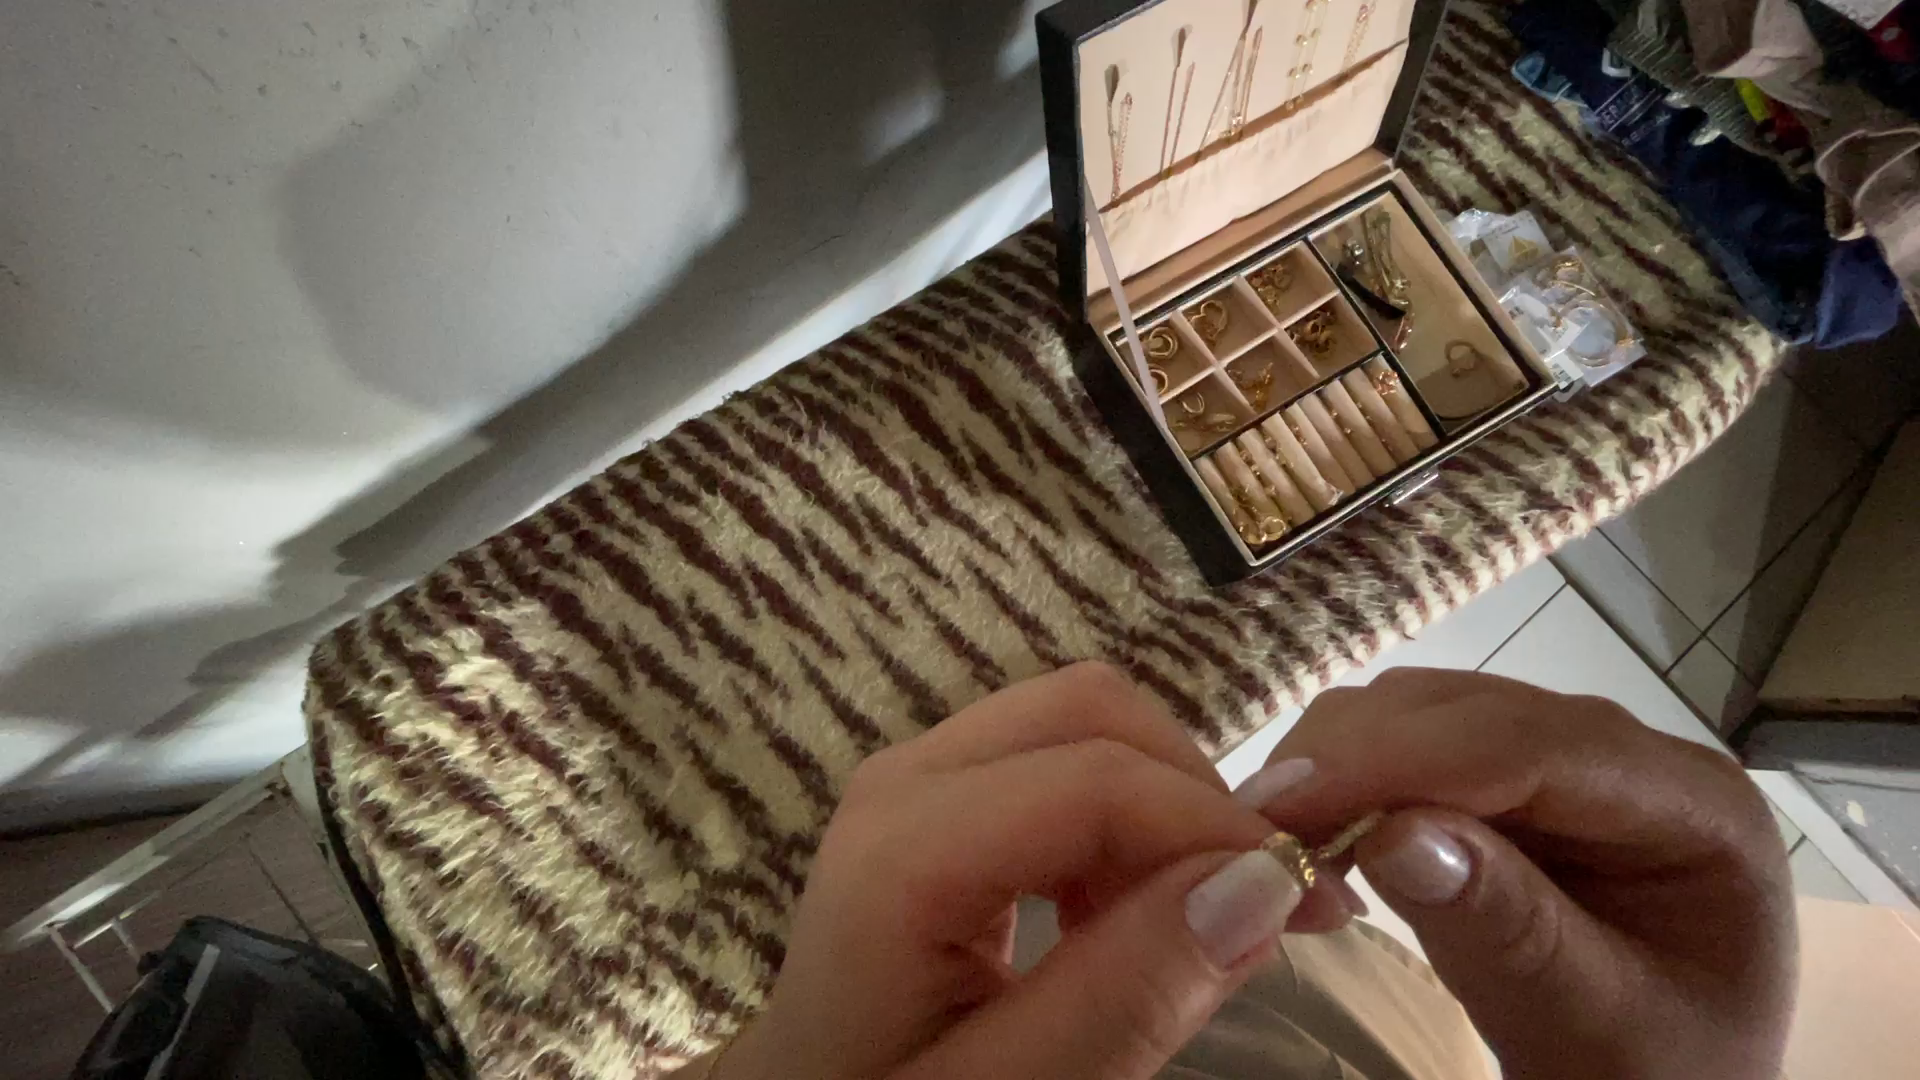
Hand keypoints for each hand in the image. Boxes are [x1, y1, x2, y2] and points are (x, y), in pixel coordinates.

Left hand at [711, 662, 1308, 1079]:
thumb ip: (1130, 991)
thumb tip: (1261, 881)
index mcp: (903, 846)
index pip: (1093, 779)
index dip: (1214, 825)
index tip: (1306, 899)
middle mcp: (907, 770)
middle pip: (1087, 708)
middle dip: (1191, 790)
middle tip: (1251, 903)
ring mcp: (921, 764)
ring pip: (1081, 718)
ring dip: (1158, 801)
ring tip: (1174, 920)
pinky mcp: (942, 780)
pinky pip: (1057, 751)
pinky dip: (1119, 811)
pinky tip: (1112, 905)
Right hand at [1239, 668, 1797, 1079]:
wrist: (1628, 1067)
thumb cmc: (1631, 1064)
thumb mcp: (1585, 1029)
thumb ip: (1503, 928)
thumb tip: (1391, 832)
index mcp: (1689, 803)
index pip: (1526, 744)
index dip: (1398, 763)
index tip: (1289, 808)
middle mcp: (1616, 745)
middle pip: (1457, 710)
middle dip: (1350, 757)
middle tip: (1263, 825)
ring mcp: (1543, 740)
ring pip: (1410, 704)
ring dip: (1333, 758)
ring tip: (1287, 832)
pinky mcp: (1483, 753)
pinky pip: (1391, 729)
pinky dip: (1338, 766)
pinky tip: (1316, 818)